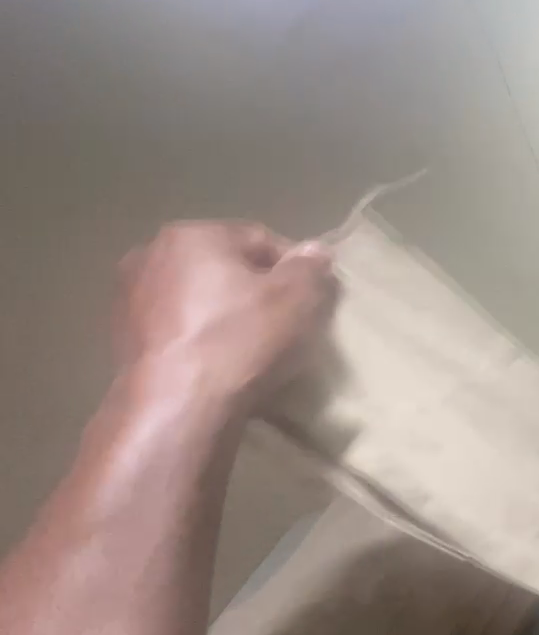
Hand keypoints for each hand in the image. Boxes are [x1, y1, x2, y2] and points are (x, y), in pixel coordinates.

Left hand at [114, 221, 336, 412]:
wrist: (181, 397)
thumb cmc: (244, 339)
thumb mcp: (297, 300)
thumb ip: (310, 269)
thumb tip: (316, 250)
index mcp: (194, 236)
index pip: (262, 238)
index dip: (297, 268)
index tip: (315, 300)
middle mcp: (153, 250)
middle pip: (227, 264)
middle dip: (260, 287)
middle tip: (290, 322)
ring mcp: (132, 289)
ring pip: (202, 290)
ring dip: (230, 308)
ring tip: (256, 342)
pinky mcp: (125, 325)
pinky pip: (180, 318)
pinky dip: (204, 330)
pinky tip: (223, 356)